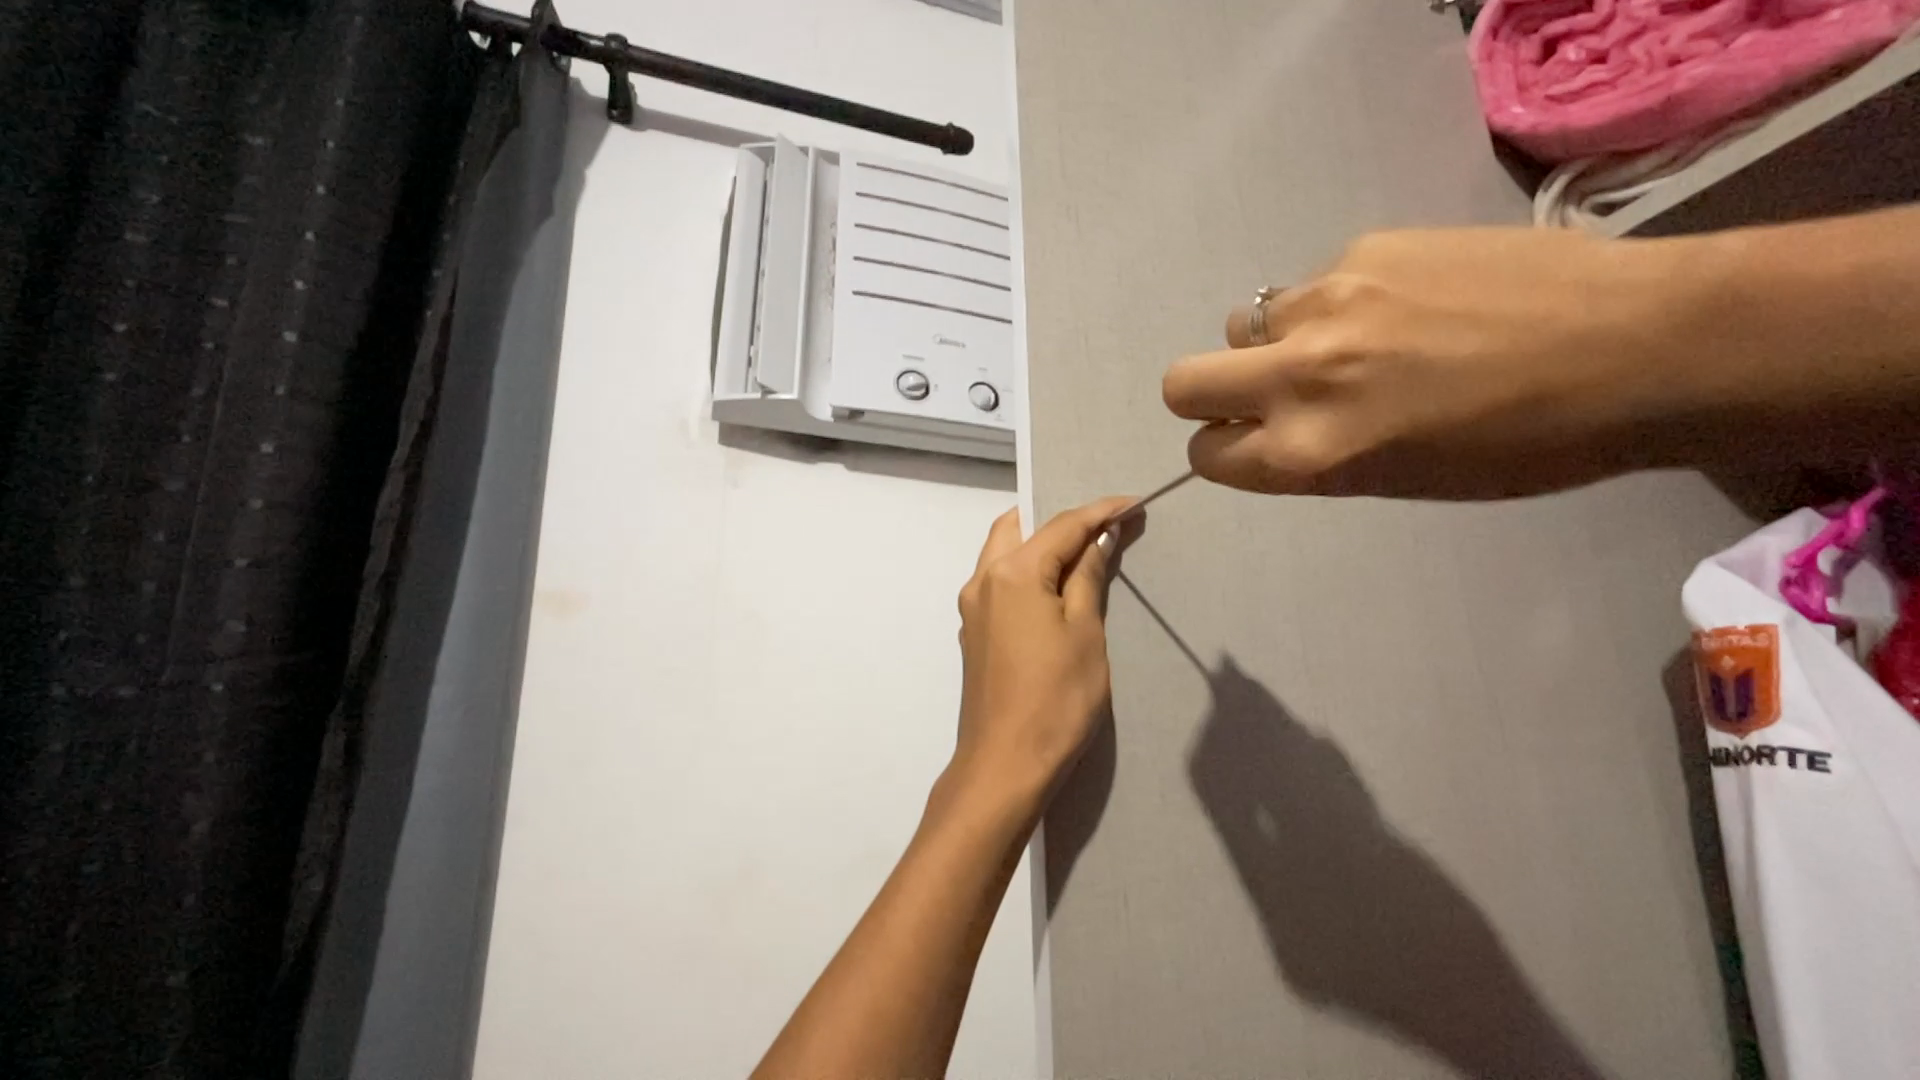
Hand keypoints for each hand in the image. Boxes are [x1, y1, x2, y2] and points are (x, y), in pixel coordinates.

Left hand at [947, 497, 1138, 811]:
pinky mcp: (974, 633)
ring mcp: (972, 608)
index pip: (1060, 525)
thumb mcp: (1085, 633)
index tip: (1132, 504)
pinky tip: (1054, 588)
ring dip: (1039, 545)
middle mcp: (981, 580)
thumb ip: (1087, 577)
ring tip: (1082, 554)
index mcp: (1011, 573)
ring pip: (1003, 553)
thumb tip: (1098, 538)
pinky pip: (999, 582)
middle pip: (1019, 528)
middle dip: (1059, 520)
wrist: (1004, 765)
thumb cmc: (1056, 699)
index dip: (1099, 511)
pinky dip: (1026, 571)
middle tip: (1101, 528)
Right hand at [1162, 227, 1707, 498]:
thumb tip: (1268, 426)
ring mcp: (1328, 301)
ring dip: (1277, 340)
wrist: (1640, 344)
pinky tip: (1407, 304)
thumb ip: (1312, 456)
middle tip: (1263, 393)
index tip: (1254, 442)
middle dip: (1208, 395)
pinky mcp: (1365, 247)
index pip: (1205, 454)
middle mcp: (1299, 375)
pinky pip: (1314, 284)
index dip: (1224, 450)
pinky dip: (1337, 301)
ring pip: (1246, 323)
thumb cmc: (1523, 448)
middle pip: (1181, 382)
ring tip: (1355, 341)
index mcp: (1309, 452)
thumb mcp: (1399, 480)